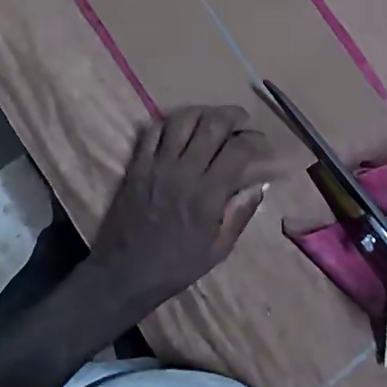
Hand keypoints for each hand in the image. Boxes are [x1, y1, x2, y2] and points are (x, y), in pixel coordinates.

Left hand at [86, 106, 276, 312]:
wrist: (124, 273)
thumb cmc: (176, 266)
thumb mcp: (218, 250)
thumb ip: (239, 214)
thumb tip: (258, 185)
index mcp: (208, 195)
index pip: (238, 150)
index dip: (255, 140)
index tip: (261, 144)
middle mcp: (184, 172)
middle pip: (212, 125)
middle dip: (232, 115)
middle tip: (241, 120)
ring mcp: (157, 165)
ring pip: (181, 120)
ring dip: (201, 113)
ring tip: (211, 118)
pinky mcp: (137, 165)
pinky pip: (152, 130)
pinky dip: (169, 124)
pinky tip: (179, 130)